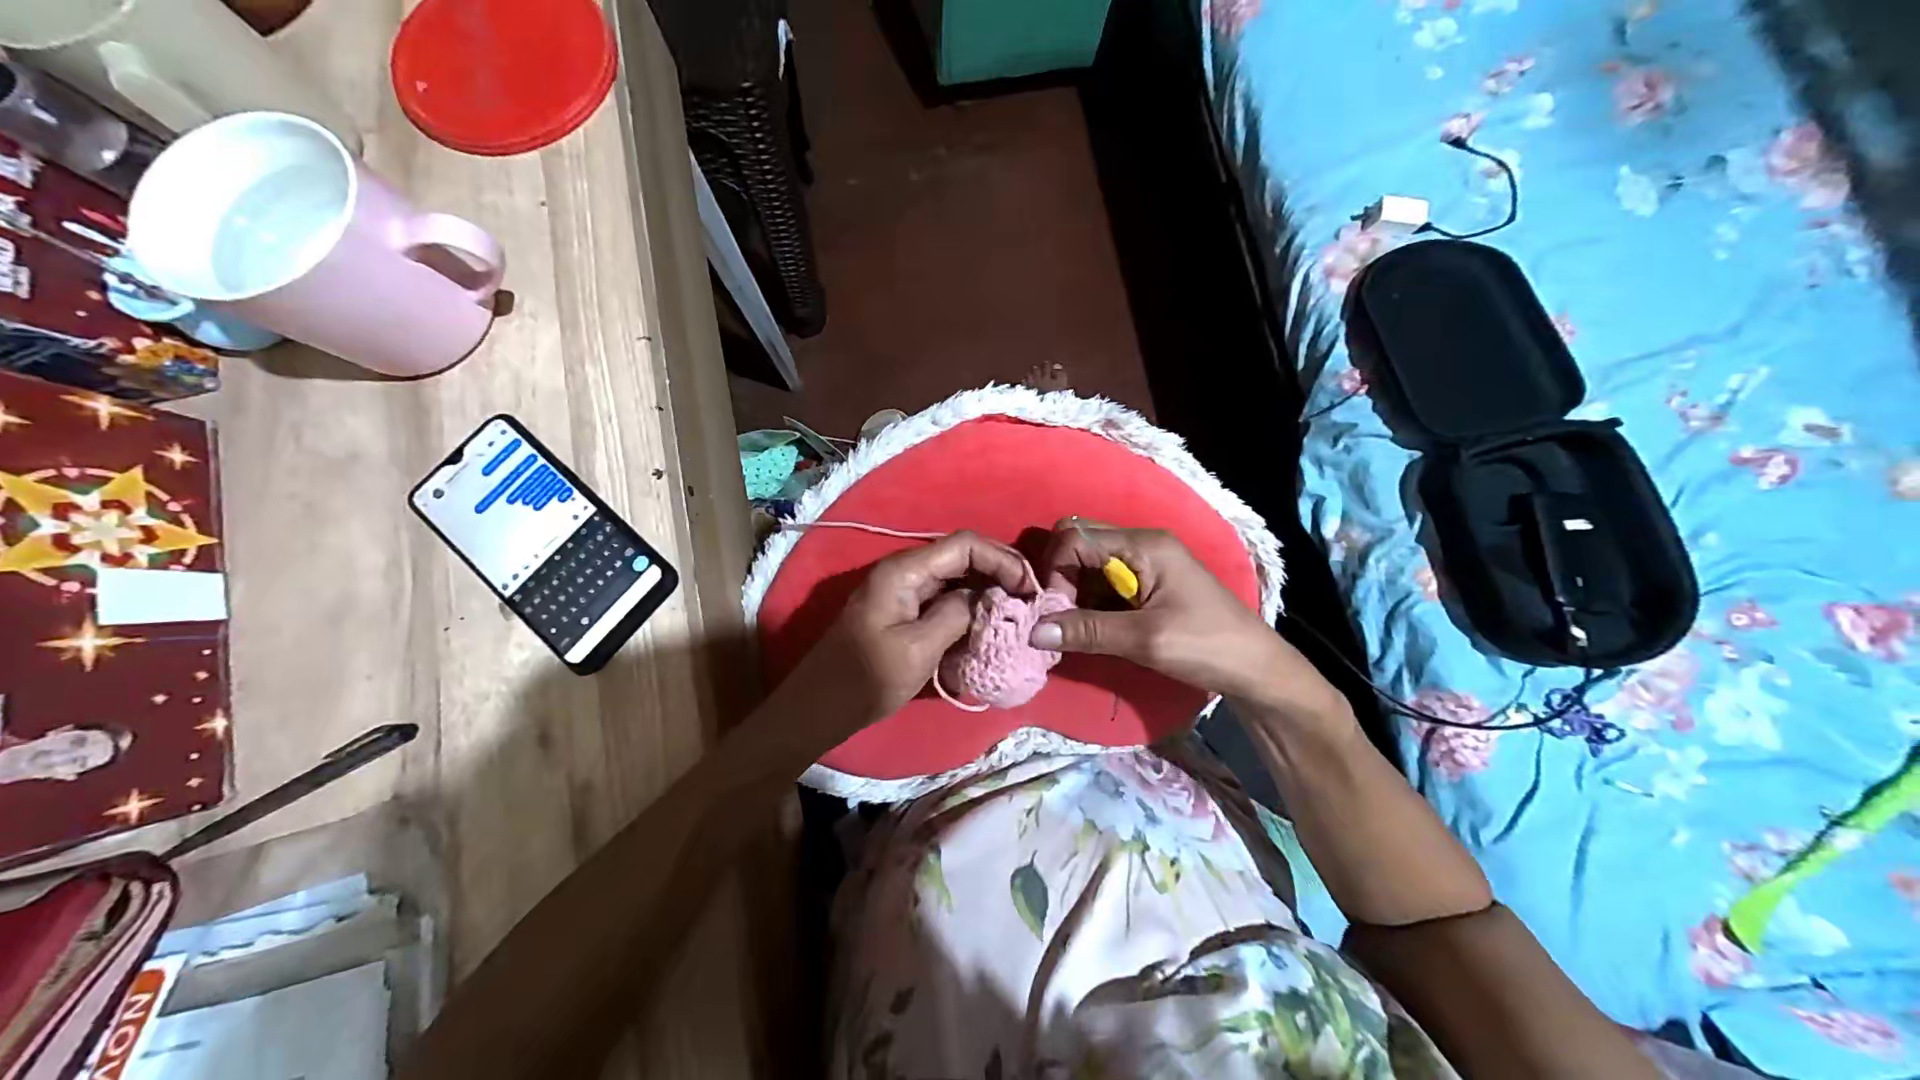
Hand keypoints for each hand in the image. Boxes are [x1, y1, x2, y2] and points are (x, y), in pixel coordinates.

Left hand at [773, 530, 1033, 749]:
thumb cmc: (865, 679)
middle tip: (1030, 601)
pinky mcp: (905, 613)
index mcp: (905, 571)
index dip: (1002, 559)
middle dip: (999, 573)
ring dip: (987, 592)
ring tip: (1017, 614)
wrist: (818, 708)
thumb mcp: (918, 649)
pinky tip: (989, 627)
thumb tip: (987, 599)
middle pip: (963, 557)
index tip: (1029, 588)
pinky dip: (970, 609)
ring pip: (957, 579)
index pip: (965, 545)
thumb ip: (956, 615)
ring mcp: (904, 592)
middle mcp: (905, 572)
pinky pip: (945, 600)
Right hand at [1030, 520, 1348, 722]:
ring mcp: (1146, 562)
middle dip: (1061, 577)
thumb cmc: (1207, 646)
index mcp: (1144, 544)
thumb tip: (1034, 632)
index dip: (1057, 572)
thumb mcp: (1145, 640)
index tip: (1057, 612)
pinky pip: (1103, 581)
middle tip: (1061, 617)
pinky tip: (1091, 627)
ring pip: (1088, 563)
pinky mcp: (1147, 584)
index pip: (1075, 537)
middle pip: (1079, 542)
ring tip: (1074, 628)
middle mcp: (1142, 543)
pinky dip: (1089, 601)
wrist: (1257, 670)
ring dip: (1073, 592)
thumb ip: (1089, 631)